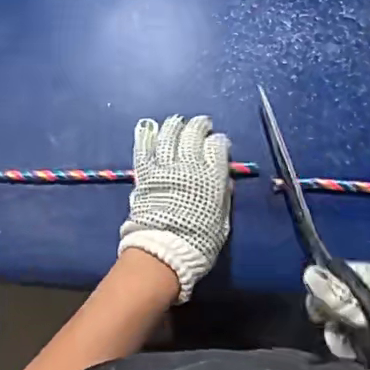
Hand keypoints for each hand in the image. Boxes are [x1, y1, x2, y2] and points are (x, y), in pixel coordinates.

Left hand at [117, 114, 232, 302]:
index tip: (218, 141)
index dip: (219, 142)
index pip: (217, 148)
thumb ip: (223, 196)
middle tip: (201, 123)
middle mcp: (189, 167)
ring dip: (174, 125)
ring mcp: (165, 168)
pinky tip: (148, 125)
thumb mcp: (222, 220)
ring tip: (178, 121)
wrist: (164, 248)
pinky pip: (144, 148)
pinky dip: (145, 135)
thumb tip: (225, 180)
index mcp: (212, 178)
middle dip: (199, 127)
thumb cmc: (199, 241)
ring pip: (169, 137)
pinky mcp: (145, 173)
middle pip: (194, 136)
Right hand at [304, 262, 369, 369]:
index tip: (320, 312)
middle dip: (332, 318)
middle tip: (337, 336)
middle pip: (337, 298)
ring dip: (340, 336)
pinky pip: (357, 335)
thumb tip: (308, 273)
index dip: (322, 291)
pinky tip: (357, 357)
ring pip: (344, 319)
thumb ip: (341, 298)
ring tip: (349, 352)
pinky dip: (353, 346)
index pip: (335, 273)